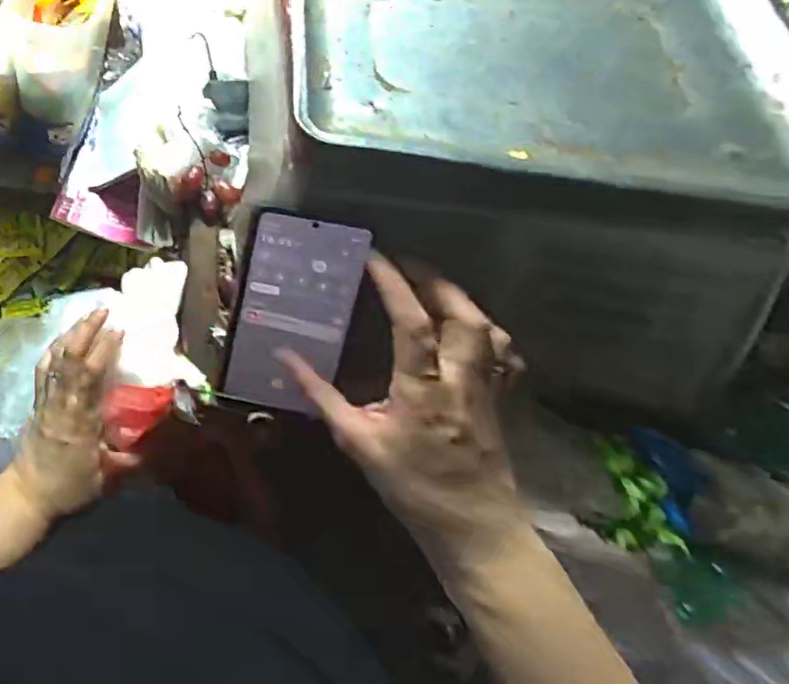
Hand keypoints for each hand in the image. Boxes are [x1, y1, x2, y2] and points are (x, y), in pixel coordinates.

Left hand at [4, 310, 142, 522]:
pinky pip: (44, 366)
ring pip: (55, 357)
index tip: (119, 330)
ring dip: (71, 333)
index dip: (103, 350)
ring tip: (87, 316)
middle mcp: (60, 402)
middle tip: (103, 310)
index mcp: (79, 419)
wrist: (28, 493)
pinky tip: (64, 338)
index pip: (89, 376)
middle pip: (69, 358)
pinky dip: (55, 347)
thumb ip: (135, 459)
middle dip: (86, 330)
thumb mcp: (108, 479)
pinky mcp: (36, 399)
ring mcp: (45, 398)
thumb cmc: (70, 487)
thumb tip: (168, 444)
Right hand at [279, 255, 527, 564]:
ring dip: (462, 302)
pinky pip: (504, 356)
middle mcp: (461, 384)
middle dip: (435, 283)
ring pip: (490, 333)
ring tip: (432, 287)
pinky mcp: (500, 402)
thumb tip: (283, 355)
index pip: (413, 325)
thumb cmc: (411, 486)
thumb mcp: (355, 441)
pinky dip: (486, 331)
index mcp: (423, 391)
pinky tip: (467, 328)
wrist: (476, 530)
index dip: (394, 285)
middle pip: (464, 319)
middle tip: (405, 265)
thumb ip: (319, 394)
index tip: (374, 258)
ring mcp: (487, 392)